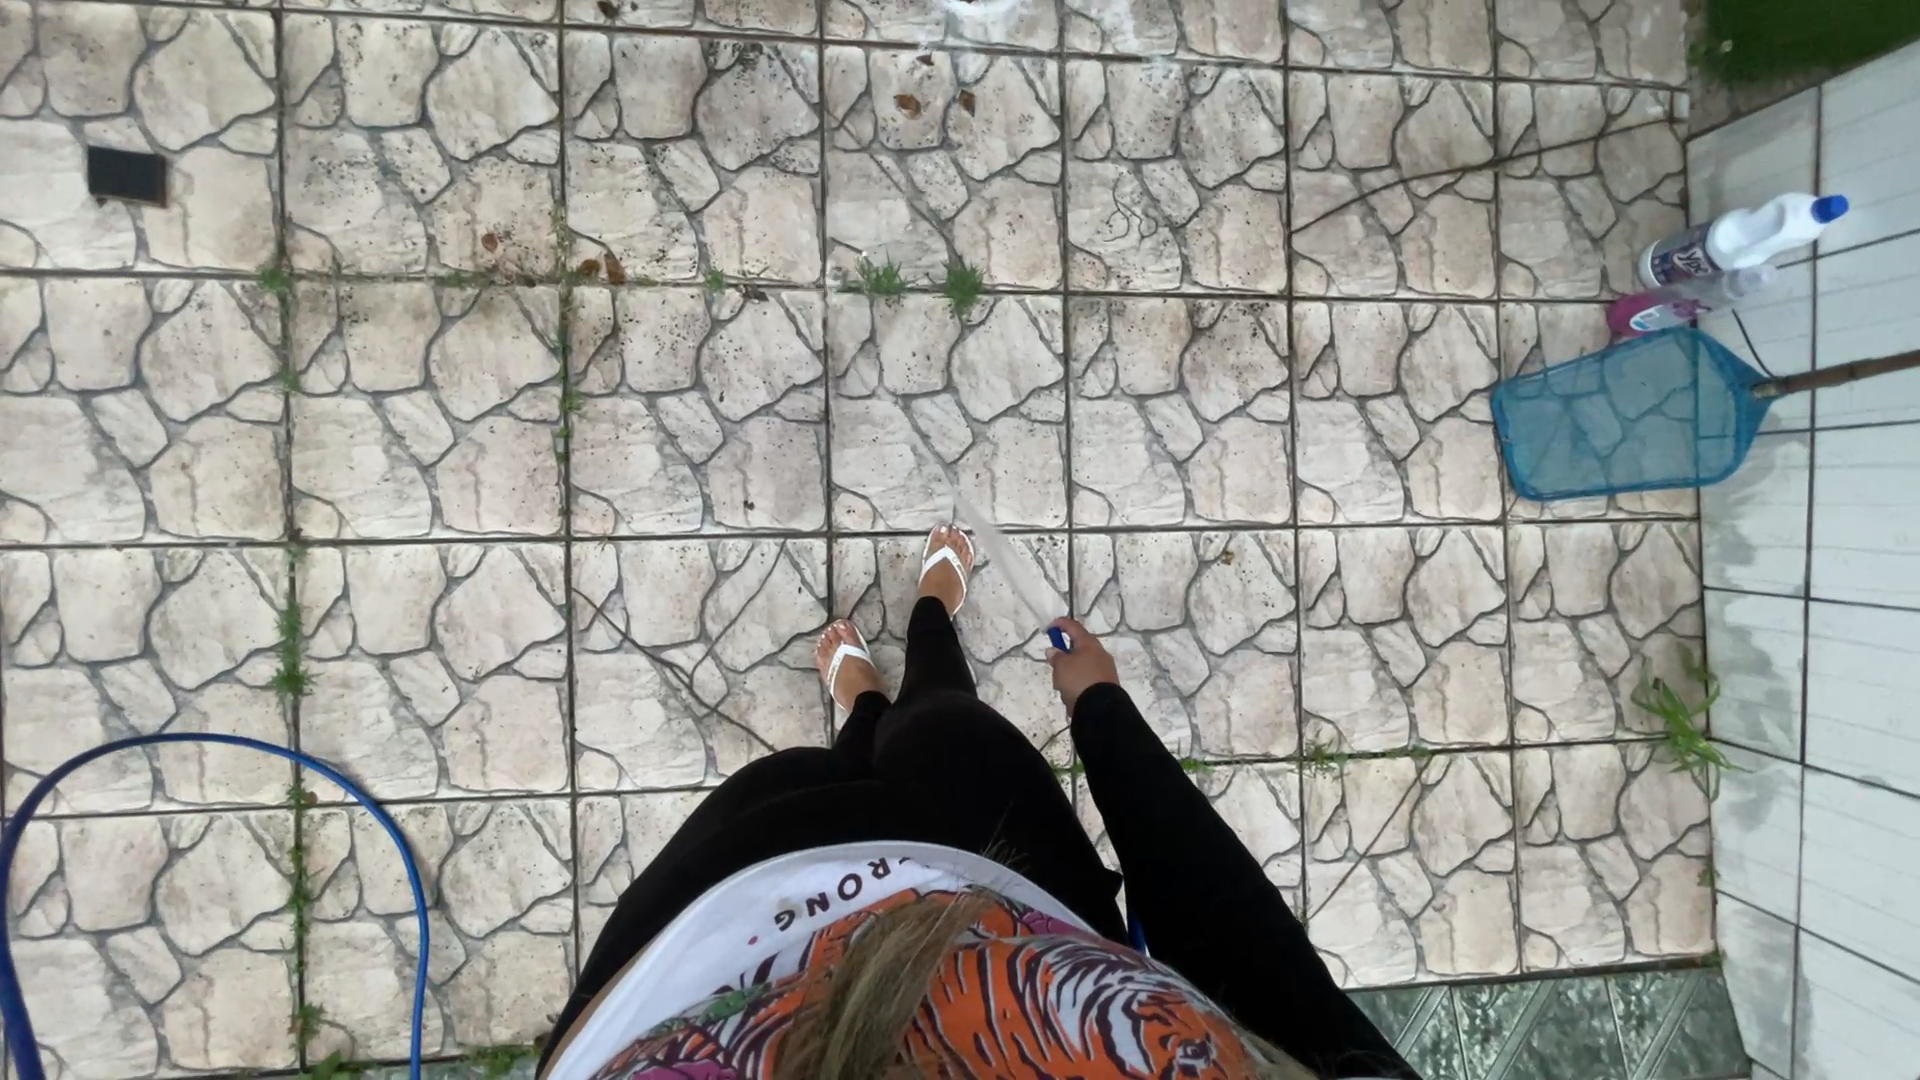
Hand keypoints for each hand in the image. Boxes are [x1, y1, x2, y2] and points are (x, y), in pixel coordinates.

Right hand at [1045, 618, 1119, 712]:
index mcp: (1090, 644)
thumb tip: (1053, 650)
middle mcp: (1100, 654)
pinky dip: (1076, 684)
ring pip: (1080, 666)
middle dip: (1063, 657)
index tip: (1047, 629)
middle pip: (1077, 649)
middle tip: (1055, 667)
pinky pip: (1086, 679)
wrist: (1101, 708)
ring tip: (1062, 687)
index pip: (1073, 626)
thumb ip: (1056, 656)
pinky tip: (1071, 695)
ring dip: (1068, 674)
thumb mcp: (1061, 666)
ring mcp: (1104, 670)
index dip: (1059, 624)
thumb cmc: (1078, 680)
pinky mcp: (1106, 685)